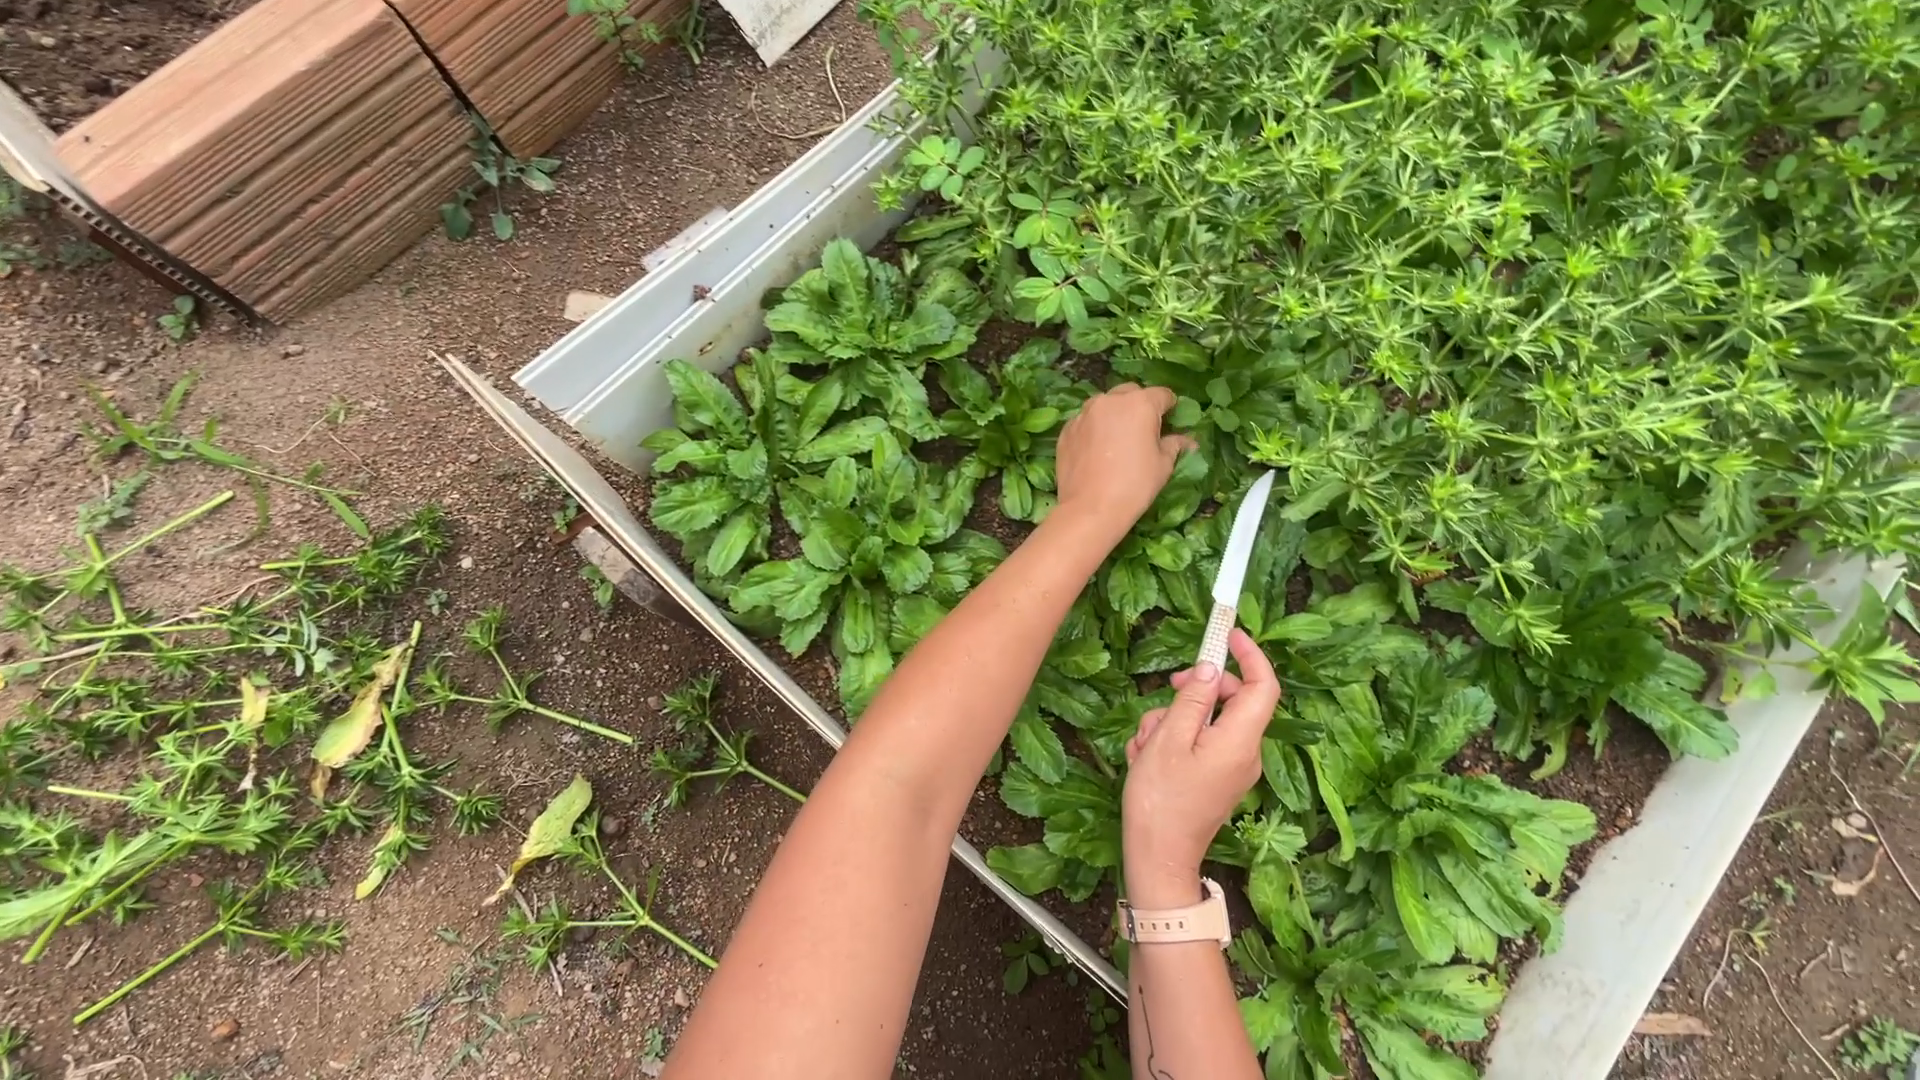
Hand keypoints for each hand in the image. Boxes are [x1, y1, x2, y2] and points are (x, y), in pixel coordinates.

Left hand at [1053, 384, 1192, 534]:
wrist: (1090, 508)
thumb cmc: (1134, 485)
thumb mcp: (1163, 465)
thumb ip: (1175, 445)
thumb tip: (1188, 441)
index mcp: (1140, 403)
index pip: (1162, 395)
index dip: (1169, 408)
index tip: (1169, 424)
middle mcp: (1109, 401)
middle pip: (1131, 394)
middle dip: (1140, 406)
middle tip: (1143, 431)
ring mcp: (1084, 414)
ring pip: (1105, 405)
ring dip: (1115, 414)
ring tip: (1118, 440)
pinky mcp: (1067, 430)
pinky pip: (1086, 421)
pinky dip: (1094, 429)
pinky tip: (1097, 451)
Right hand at [1121, 629, 1280, 907]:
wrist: (1157, 857)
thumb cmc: (1161, 796)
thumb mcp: (1169, 738)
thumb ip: (1193, 698)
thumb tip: (1210, 667)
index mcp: (1241, 740)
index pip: (1263, 686)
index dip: (1250, 655)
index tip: (1228, 633)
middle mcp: (1246, 752)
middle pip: (1230, 700)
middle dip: (1194, 690)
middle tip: (1166, 689)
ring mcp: (1232, 768)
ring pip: (1206, 720)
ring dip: (1172, 720)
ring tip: (1145, 744)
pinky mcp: (1217, 779)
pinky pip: (1199, 743)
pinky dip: (1172, 741)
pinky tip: (1147, 758)